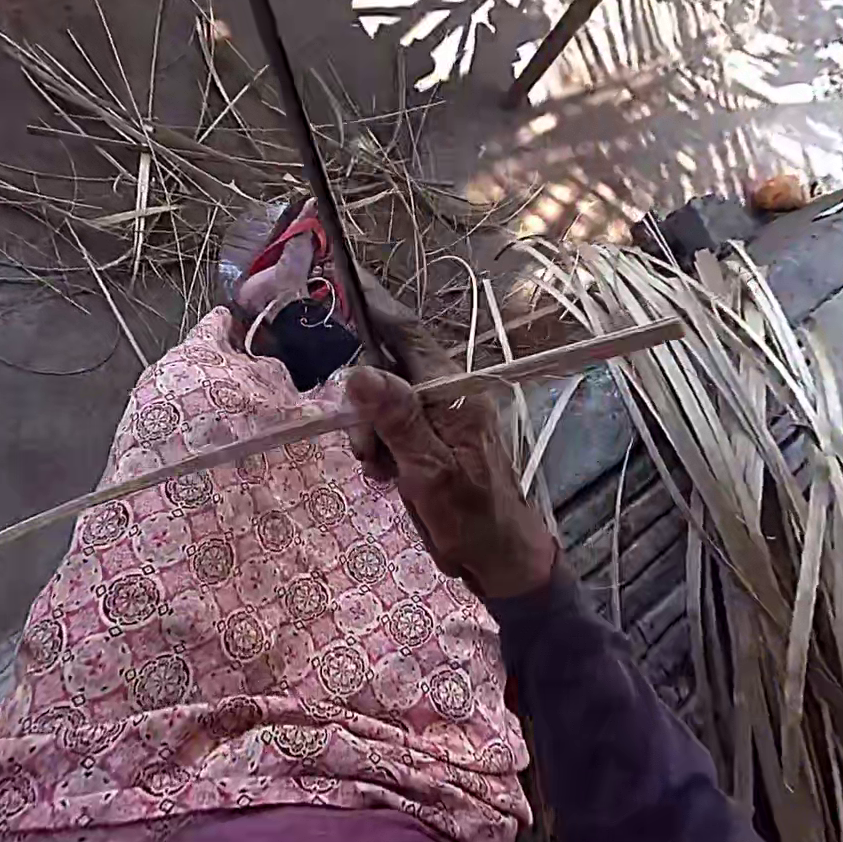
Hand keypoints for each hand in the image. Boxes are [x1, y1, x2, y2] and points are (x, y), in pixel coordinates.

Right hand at [345, 297, 557, 600]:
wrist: (499, 558)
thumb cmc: (472, 519)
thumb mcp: (430, 472)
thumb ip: (397, 420)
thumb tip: (359, 372)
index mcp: (453, 392)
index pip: (407, 335)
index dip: (375, 308)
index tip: (343, 283)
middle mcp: (445, 394)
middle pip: (386, 370)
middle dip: (365, 405)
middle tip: (367, 451)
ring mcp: (436, 415)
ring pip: (382, 401)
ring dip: (371, 433)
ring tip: (381, 471)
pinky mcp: (428, 436)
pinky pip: (389, 425)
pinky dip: (379, 446)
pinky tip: (386, 474)